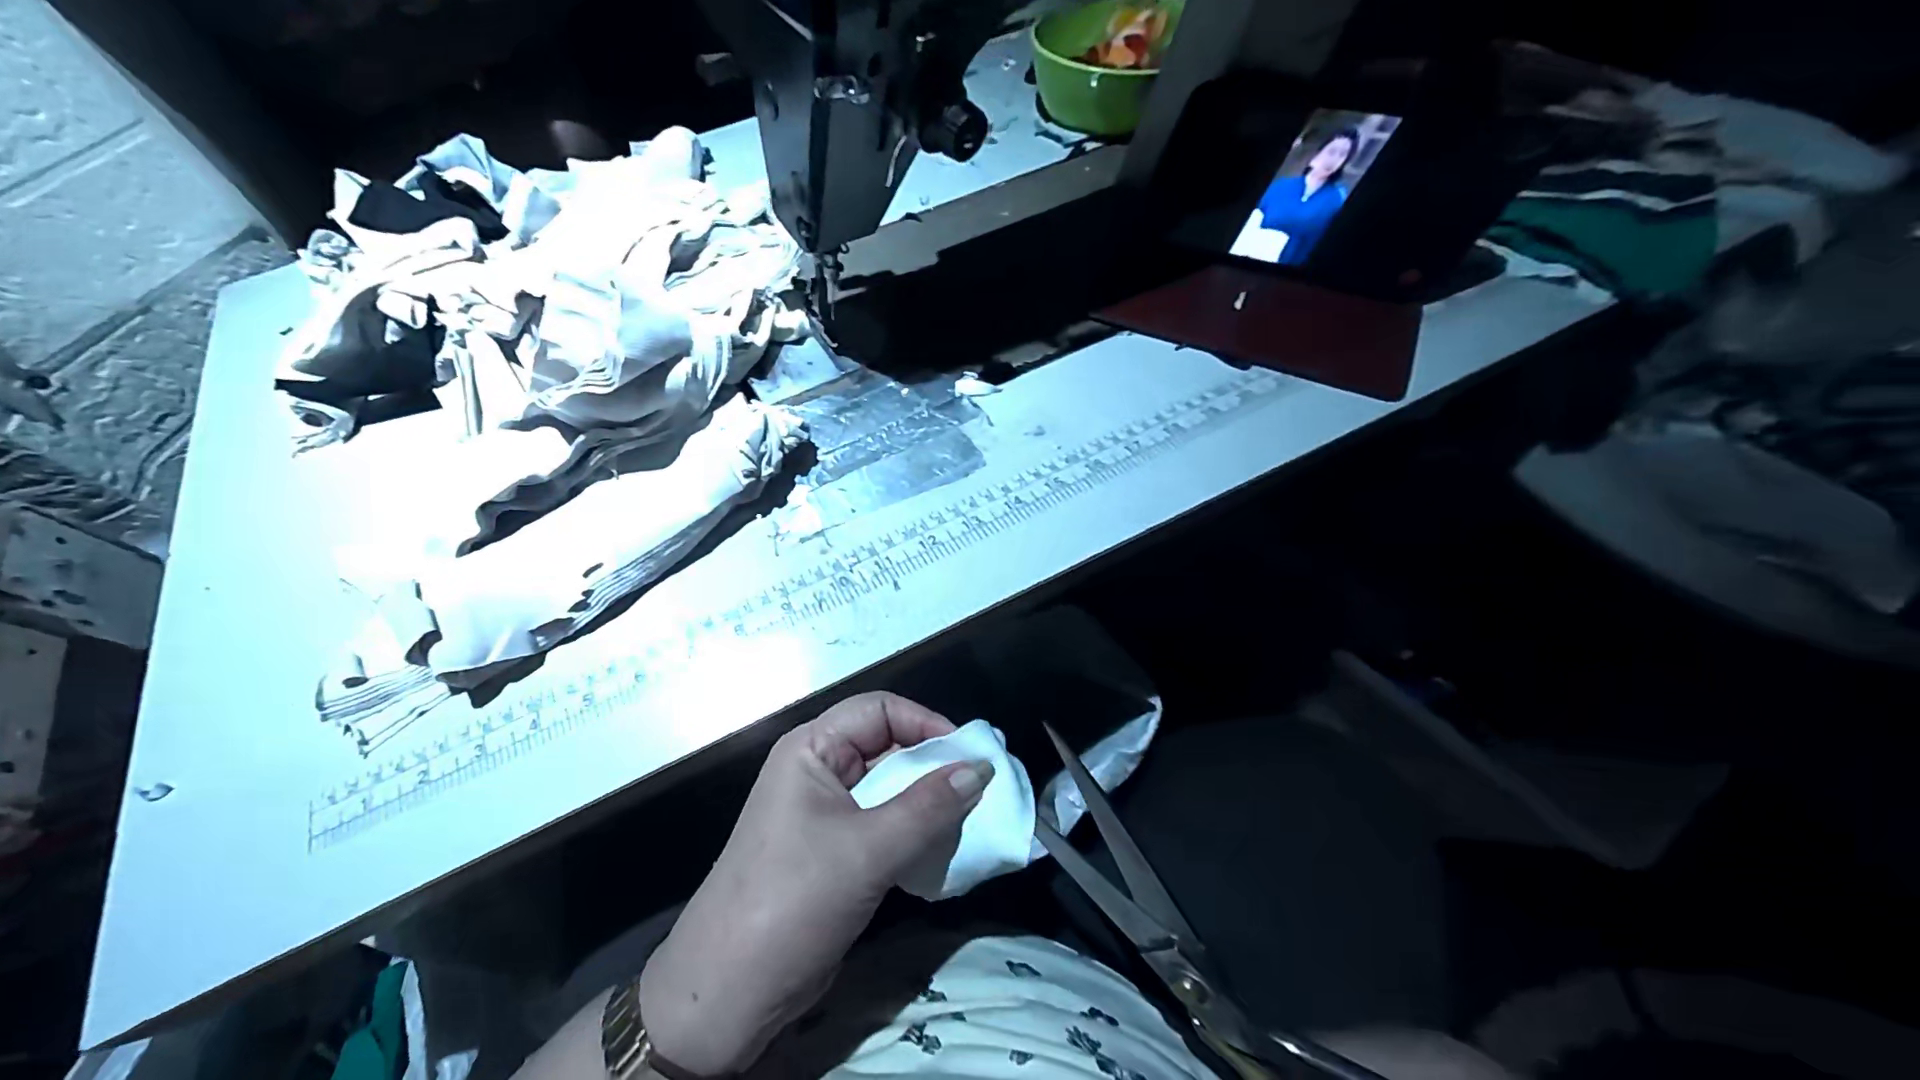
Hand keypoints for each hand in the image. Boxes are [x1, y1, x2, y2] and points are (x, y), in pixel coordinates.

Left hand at [638, 692, 993, 1075]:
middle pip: (888, 746)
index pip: (880, 710)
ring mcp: (826, 813)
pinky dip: (917, 831)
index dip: (927, 723)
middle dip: (935, 764)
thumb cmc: (794, 899)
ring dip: (930, 801)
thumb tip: (982, 768)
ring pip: (891, 788)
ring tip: (972, 820)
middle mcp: (819, 771)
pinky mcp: (836, 851)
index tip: (971, 755)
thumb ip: (929, 806)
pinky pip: (886, 824)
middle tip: (984, 788)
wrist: (729, 992)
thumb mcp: (868, 849)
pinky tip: (945, 850)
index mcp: (812, 749)